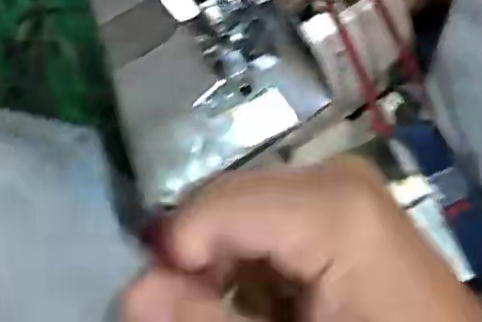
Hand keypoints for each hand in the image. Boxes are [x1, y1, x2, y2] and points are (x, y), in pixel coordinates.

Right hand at [120, 158, 481, 321]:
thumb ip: (210, 321)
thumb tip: (132, 291)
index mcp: (332, 203)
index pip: (218, 205)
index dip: (175, 255)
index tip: (151, 310)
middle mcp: (335, 173)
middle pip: (232, 202)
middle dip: (201, 260)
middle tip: (189, 316)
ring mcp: (345, 183)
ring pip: (248, 211)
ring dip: (228, 266)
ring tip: (247, 315)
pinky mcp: (348, 203)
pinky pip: (277, 220)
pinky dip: (259, 265)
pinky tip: (272, 305)